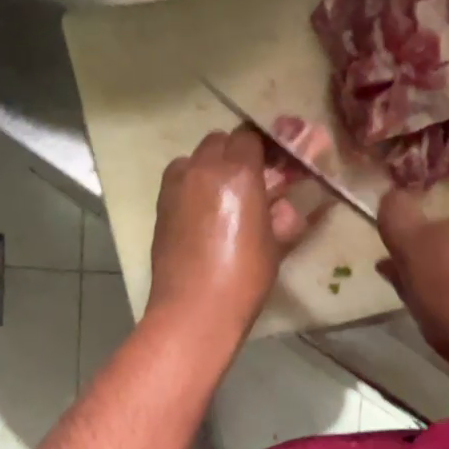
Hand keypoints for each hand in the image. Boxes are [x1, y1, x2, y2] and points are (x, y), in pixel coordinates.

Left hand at [145, 130, 310, 336]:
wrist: (194, 310)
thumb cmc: (243, 278)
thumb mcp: (276, 246)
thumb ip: (285, 217)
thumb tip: (288, 206)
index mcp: (238, 172)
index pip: (250, 137)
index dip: (263, 149)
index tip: (274, 167)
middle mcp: (203, 168)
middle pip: (220, 142)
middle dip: (236, 154)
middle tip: (252, 182)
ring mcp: (176, 185)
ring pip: (195, 158)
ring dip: (211, 167)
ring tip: (224, 196)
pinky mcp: (160, 205)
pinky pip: (179, 180)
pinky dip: (192, 185)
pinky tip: (203, 212)